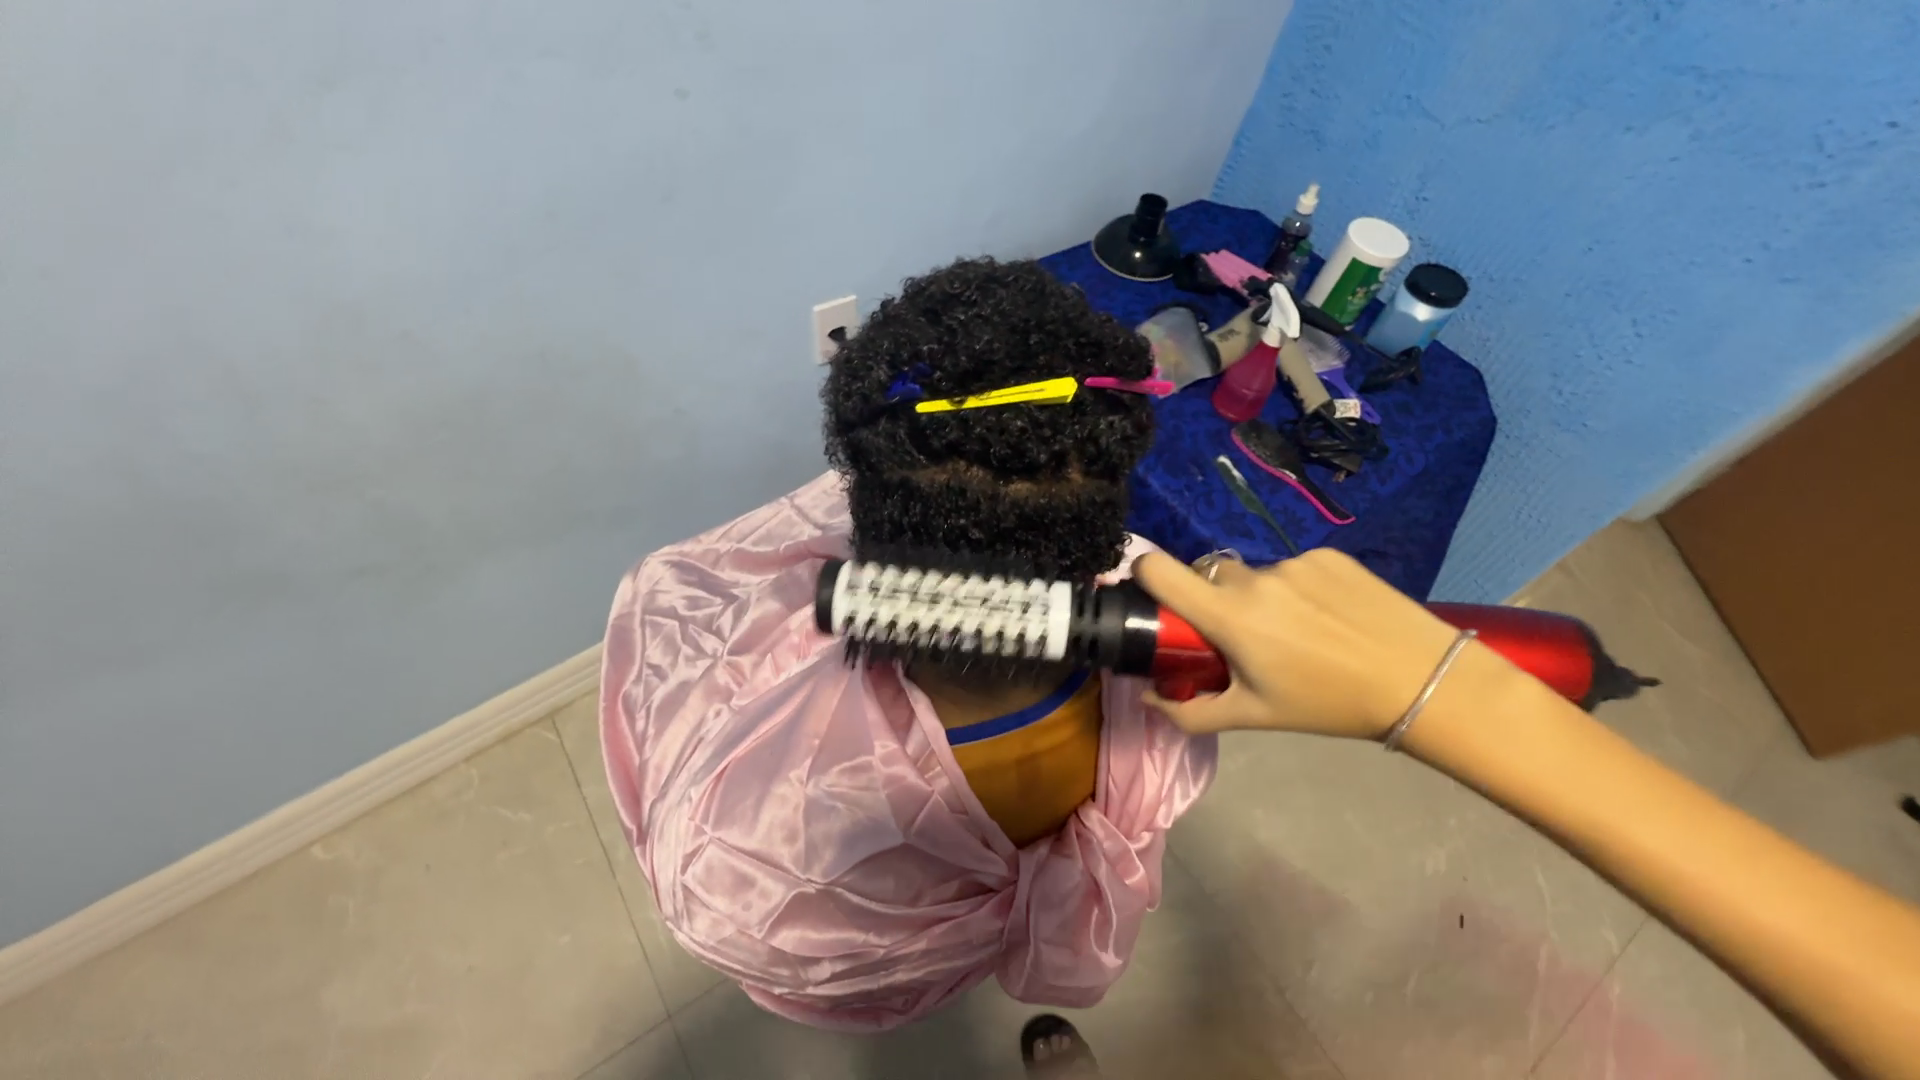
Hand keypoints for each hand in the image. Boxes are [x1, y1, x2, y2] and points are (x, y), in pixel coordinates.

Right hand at [1133, 549, 1464, 738]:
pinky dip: (1298, 589)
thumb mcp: (1256, 717)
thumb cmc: (1328, 704)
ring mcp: (1295, 562)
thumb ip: (1191, 712)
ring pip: (1254, 576)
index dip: (1143, 574)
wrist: (1422, 680)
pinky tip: (1328, 617)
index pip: (1159, 570)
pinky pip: (1293, 568)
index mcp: (1230, 617)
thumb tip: (1149, 698)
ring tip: (1300, 633)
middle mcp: (1255, 580)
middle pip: (1210, 576)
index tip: (1151, 594)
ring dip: (1260, 599)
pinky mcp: (1329, 554)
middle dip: (1215, 602)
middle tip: (1244, 638)